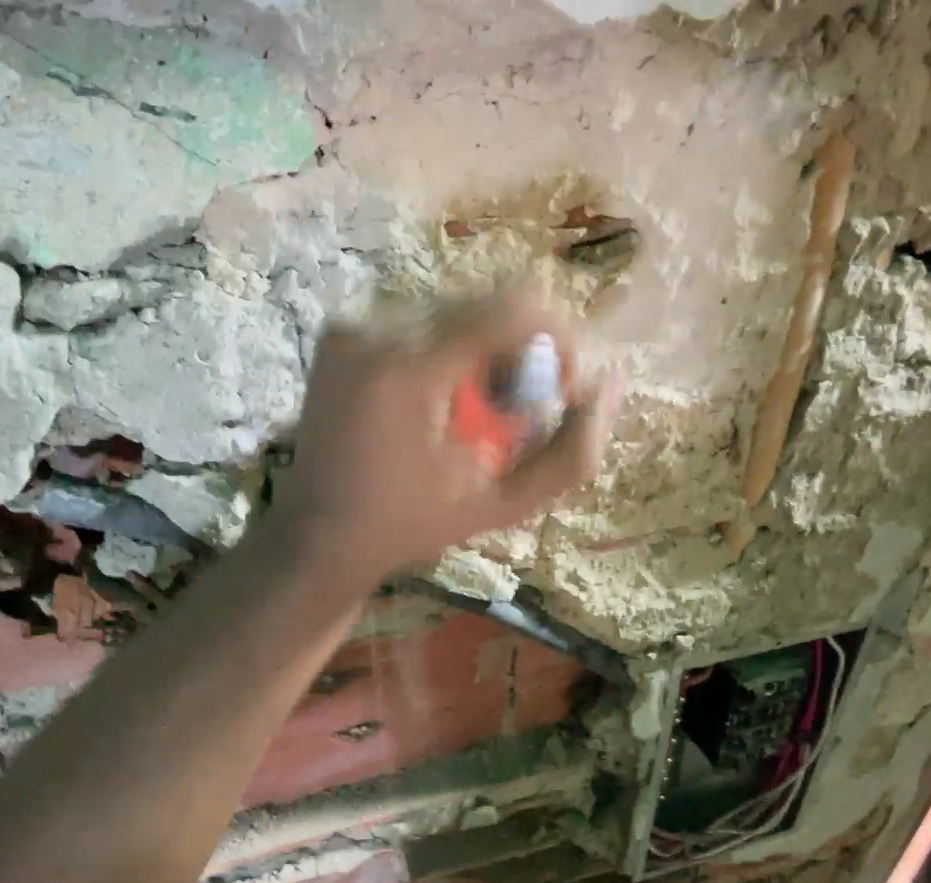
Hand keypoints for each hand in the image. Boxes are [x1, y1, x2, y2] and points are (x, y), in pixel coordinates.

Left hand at [271, 294, 622, 586]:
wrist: (318, 533)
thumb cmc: (413, 525)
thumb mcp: (503, 505)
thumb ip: (571, 452)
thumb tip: (612, 382)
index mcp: (412, 371)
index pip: (515, 307)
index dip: (557, 340)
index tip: (558, 387)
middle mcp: (376, 329)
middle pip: (486, 302)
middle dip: (517, 350)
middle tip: (510, 410)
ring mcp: (350, 325)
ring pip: (453, 305)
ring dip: (481, 347)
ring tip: (470, 409)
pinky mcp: (338, 330)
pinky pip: (414, 316)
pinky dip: (442, 347)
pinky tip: (435, 397)